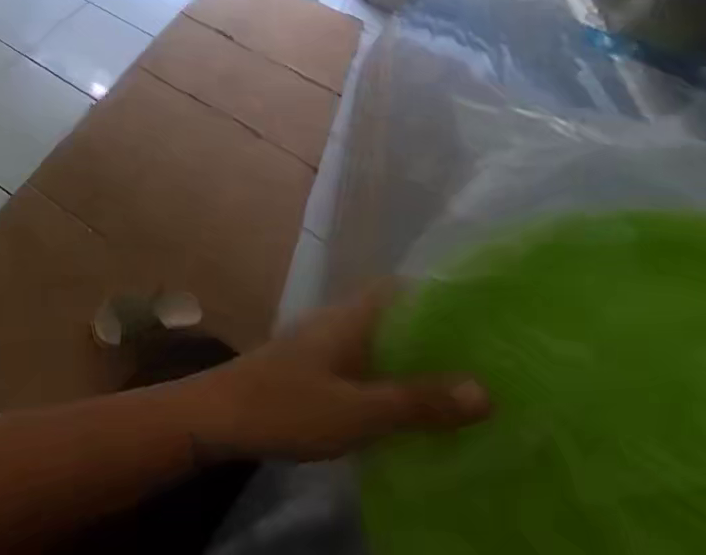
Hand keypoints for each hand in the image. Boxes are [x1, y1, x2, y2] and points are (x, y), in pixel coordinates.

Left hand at [175, 282, 488, 461]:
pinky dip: (389, 380)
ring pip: (378, 345)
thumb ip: (416, 401)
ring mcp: (322, 347)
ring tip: (461, 388)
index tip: (483, 317)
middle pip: (392, 318)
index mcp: (348, 319)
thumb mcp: (358, 411)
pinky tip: (410, 410)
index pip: (398, 289)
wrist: (218, 417)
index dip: (437, 295)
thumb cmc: (287, 405)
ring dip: (412, 361)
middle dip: (433, 336)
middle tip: (486, 361)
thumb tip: (485, 389)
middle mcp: (336, 324)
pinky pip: (362, 367)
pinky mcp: (313, 372)